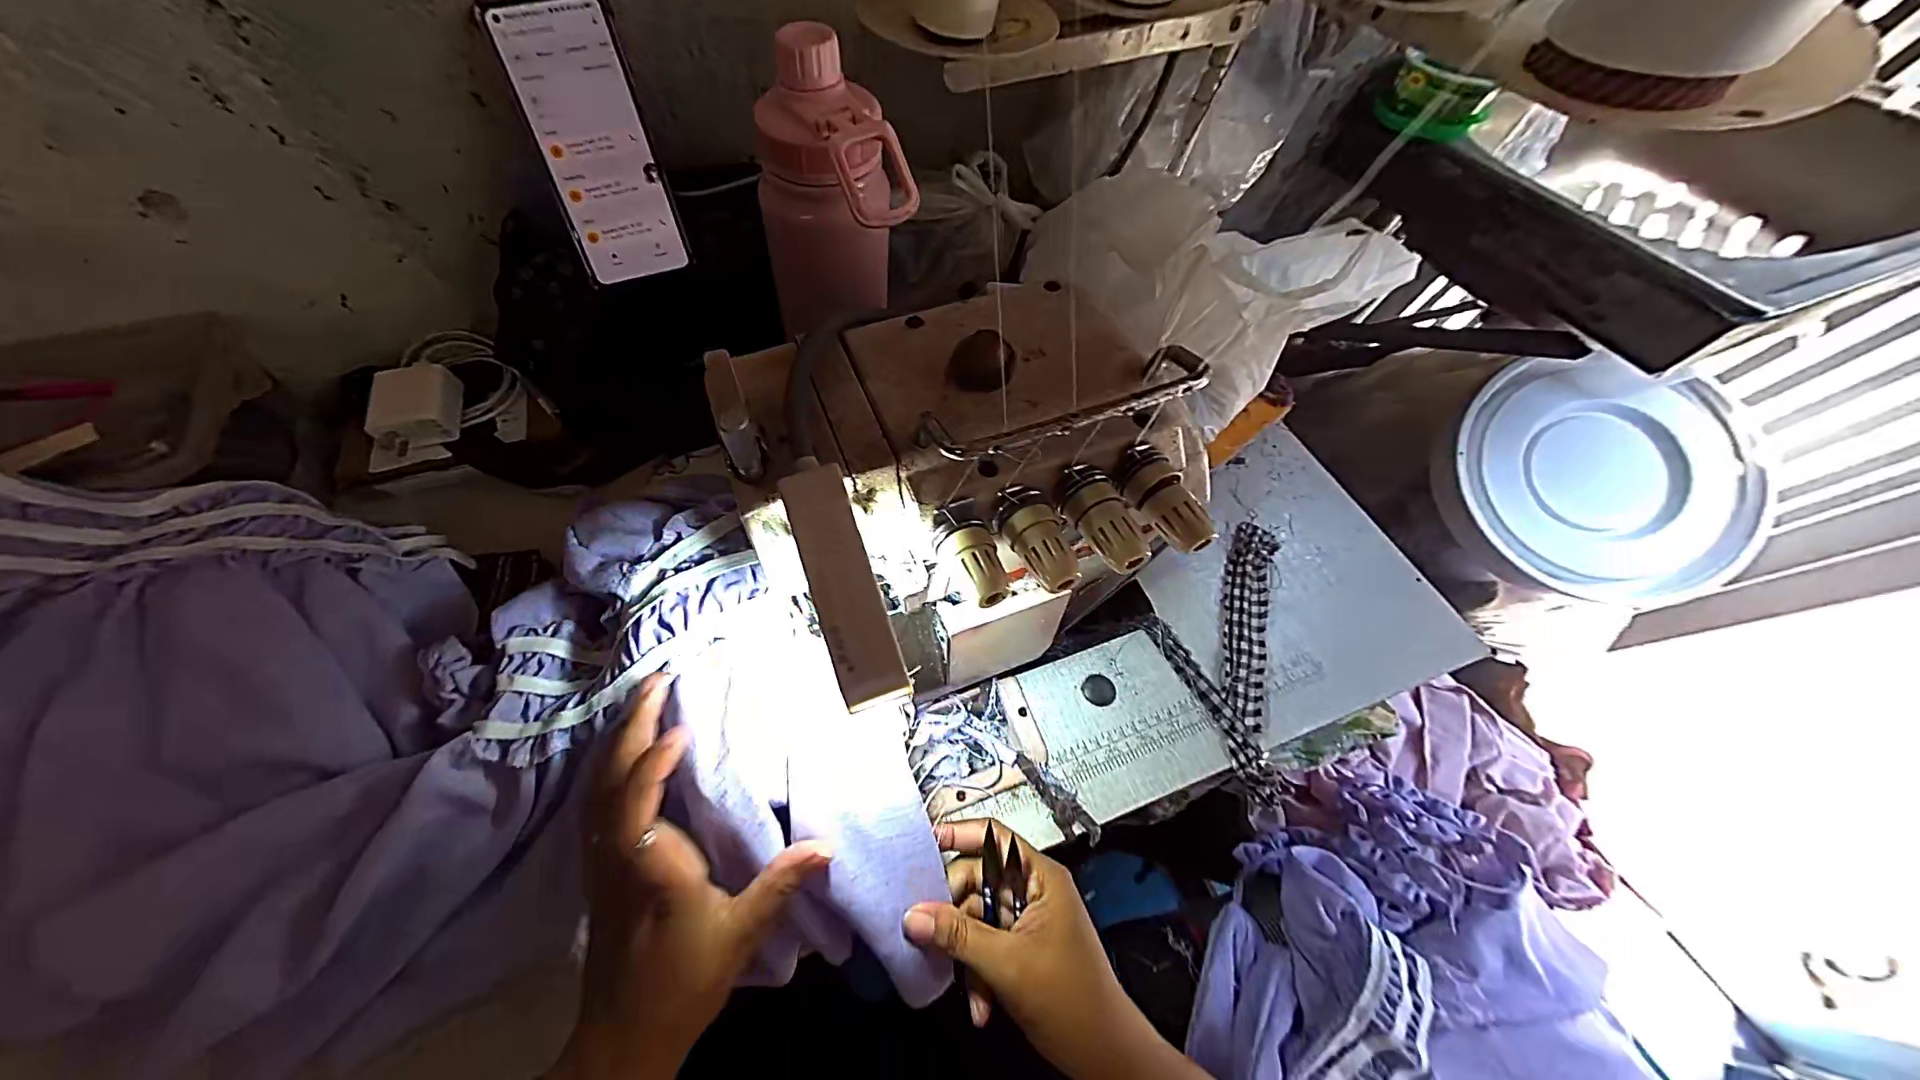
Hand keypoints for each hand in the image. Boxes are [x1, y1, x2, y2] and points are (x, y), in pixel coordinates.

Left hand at [550, 673, 832, 1079]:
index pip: (638, 803)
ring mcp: (600, 860)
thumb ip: (780, 884)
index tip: (682, 725)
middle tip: (658, 678)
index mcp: (649, 868)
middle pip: (609, 780)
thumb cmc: (682, 981)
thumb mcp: (739, 934)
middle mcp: (616, 855)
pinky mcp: (600, 865)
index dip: (654, 761)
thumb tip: (826, 845)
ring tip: (645, 697)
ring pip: (596, 786)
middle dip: (631, 724)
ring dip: (618, 737)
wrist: (622, 1035)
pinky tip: (627, 748)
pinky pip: (598, 800)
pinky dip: (611, 763)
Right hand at [902, 820, 1205, 1079]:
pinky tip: (980, 1003)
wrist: (1103, 1055)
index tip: (927, 843)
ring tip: (968, 986)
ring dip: (965, 954)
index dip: (960, 834)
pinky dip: (976, 972)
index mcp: (1040, 878)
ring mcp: (1025, 920)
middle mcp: (1032, 891)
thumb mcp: (1007, 964)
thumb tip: (916, 915)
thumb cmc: (1074, 1001)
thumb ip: (958, 935)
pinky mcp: (1018, 948)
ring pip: (975, 917)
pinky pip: (983, 944)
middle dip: (955, 915)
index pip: (994, 838)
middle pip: (976, 880)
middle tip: (934, 935)